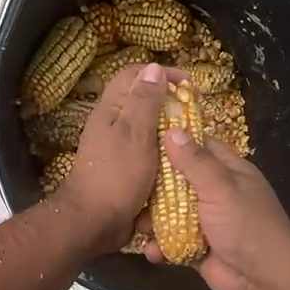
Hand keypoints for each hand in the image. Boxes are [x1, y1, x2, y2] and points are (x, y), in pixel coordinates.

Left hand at [55, 62, 183, 252]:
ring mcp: (118, 149)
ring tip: (192, 138)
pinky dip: (164, 156)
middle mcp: (113, 125)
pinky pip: (149, 155)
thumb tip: (154, 68)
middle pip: (142, 102)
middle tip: (194, 114)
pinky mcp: (126, 171)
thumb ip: (144, 101)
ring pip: (148, 130)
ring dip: (169, 132)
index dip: (161, 74)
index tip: (188, 84)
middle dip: (169, 103)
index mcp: (111, 110)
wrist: (95, 222)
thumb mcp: (135, 133)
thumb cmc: (115, 175)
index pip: (134, 75)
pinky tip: (181, 162)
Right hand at [146, 130, 289, 289]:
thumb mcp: (220, 187)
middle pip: (178, 181)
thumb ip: (195, 161)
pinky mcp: (197, 247)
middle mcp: (215, 193)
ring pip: (171, 214)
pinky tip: (152, 251)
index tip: (144, 139)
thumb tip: (173, 130)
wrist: (263, 277)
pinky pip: (172, 242)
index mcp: (228, 171)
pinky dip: (161, 247)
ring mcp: (205, 221)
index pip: (199, 146)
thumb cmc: (246, 224)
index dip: (175, 141)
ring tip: (138, 225)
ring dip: (153, 221)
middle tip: (131, 187)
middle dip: (155, 187)